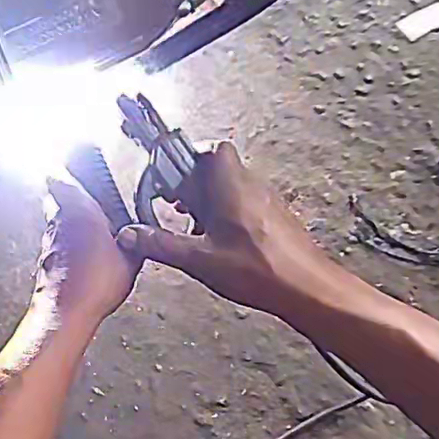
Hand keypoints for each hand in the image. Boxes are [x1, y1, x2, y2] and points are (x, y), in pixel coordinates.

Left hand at [34, 177, 138, 330]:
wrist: (65, 313)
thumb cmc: (94, 283)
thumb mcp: (130, 258)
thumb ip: (134, 242)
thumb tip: (138, 238)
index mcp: (79, 210)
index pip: (61, 178)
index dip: (65, 173)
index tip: (68, 167)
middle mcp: (58, 222)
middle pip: (54, 199)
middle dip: (65, 198)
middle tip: (83, 202)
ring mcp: (47, 244)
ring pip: (53, 225)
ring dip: (66, 227)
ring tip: (87, 238)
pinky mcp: (43, 264)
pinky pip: (53, 250)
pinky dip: (63, 251)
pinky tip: (78, 263)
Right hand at [116, 141, 345, 319]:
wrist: (307, 289)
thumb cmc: (260, 270)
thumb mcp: (199, 259)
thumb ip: (160, 244)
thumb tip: (130, 235)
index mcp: (231, 185)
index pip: (207, 148)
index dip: (183, 158)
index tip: (165, 178)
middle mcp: (250, 185)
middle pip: (214, 168)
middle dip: (190, 186)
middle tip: (174, 208)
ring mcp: (265, 200)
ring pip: (227, 187)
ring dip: (206, 203)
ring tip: (194, 231)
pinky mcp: (273, 217)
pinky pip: (242, 204)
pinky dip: (224, 216)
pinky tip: (217, 244)